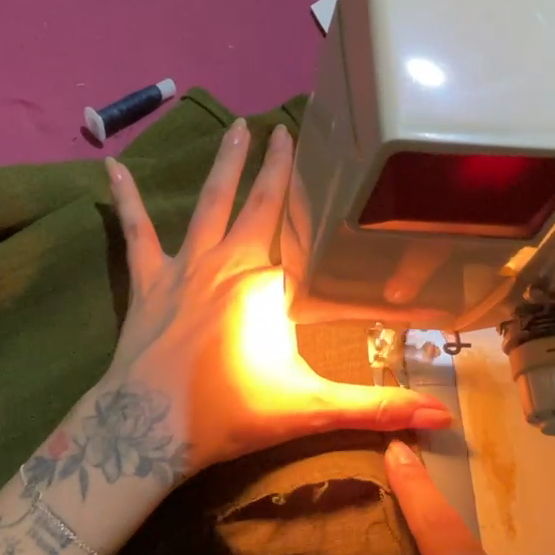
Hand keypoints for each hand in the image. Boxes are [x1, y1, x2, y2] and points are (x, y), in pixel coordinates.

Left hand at [102, 119, 450, 473]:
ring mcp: (185, 266)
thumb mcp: (308, 409)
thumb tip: (443, 419)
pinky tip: (112, 167)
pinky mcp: (148, 280)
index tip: (346, 177)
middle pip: (260, 204)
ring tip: (236, 127)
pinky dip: (126, 198)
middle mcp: (229, 262)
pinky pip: (136, 230)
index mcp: (270, 286)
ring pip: (209, 203)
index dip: (327, 212)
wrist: (148, 428)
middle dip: (277, 167)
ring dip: (225, 164)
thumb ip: (374, 408)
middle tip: (286, 127)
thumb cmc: (228, 414)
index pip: (308, 241)